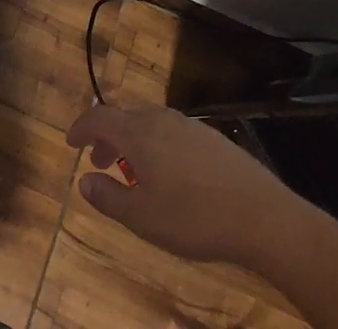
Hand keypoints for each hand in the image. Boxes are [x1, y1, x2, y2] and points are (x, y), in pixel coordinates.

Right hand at [67, 104, 316, 267]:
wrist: (266, 220)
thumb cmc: (196, 218)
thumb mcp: (143, 217)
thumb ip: (109, 197)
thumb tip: (84, 181)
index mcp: (139, 133)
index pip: (98, 117)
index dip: (81, 128)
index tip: (71, 143)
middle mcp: (162, 120)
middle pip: (124, 116)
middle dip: (107, 137)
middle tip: (101, 163)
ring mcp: (192, 127)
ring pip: (151, 123)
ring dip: (134, 141)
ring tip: (136, 172)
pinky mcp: (215, 140)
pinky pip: (174, 133)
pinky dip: (159, 146)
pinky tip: (172, 176)